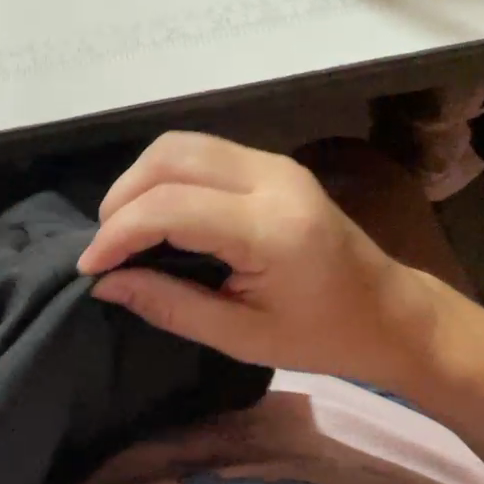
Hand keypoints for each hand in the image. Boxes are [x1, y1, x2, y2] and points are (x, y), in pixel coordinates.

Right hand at [76, 132, 446, 389]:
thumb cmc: (321, 336)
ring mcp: (273, 163)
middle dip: (121, 199)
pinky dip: (162, 177)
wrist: (391, 313)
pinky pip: (198, 151)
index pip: (170, 207)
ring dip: (138, 182)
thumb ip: (168, 305)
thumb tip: (104, 283)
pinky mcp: (270, 163)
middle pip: (169, 158)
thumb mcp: (240, 337)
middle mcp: (272, 179)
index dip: (118, 233)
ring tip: (125, 229)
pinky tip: (156, 214)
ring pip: (179, 145)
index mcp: (272, 228)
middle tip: (107, 248)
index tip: (91, 268)